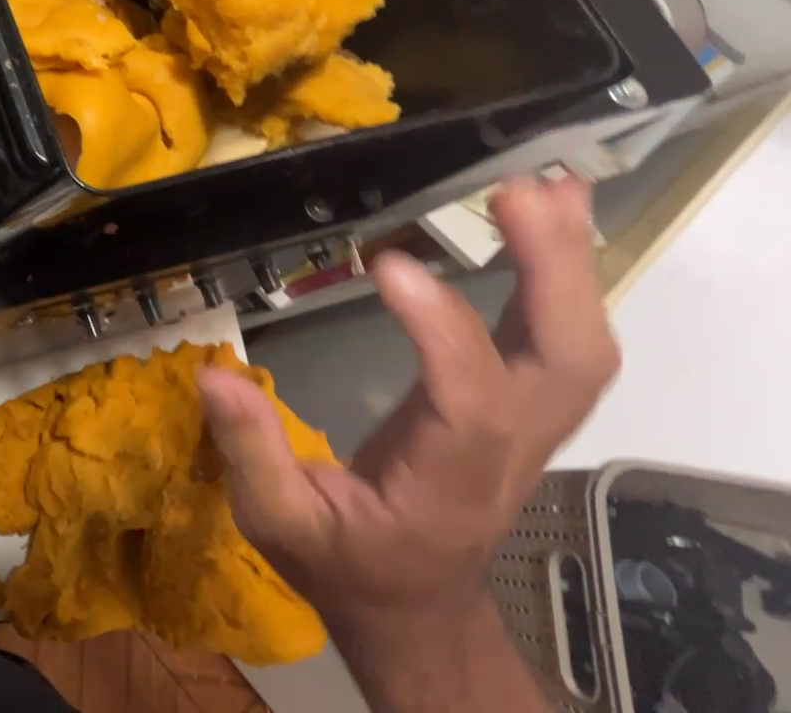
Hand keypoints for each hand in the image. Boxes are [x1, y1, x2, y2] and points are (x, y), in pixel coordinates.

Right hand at [199, 178, 619, 632]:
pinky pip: (558, 341)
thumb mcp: (275, 520)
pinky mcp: (516, 410)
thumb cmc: (341, 564)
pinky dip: (561, 278)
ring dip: (570, 263)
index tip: (390, 264)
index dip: (443, 330)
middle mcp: (508, 451)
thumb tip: (212, 372)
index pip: (471, 401)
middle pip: (568, 361)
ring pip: (579, 345)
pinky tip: (544, 226)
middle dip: (552, 272)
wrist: (409, 605)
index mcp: (448, 481)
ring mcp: (526, 429)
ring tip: (549, 186)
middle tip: (519, 192)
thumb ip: (250, 450)